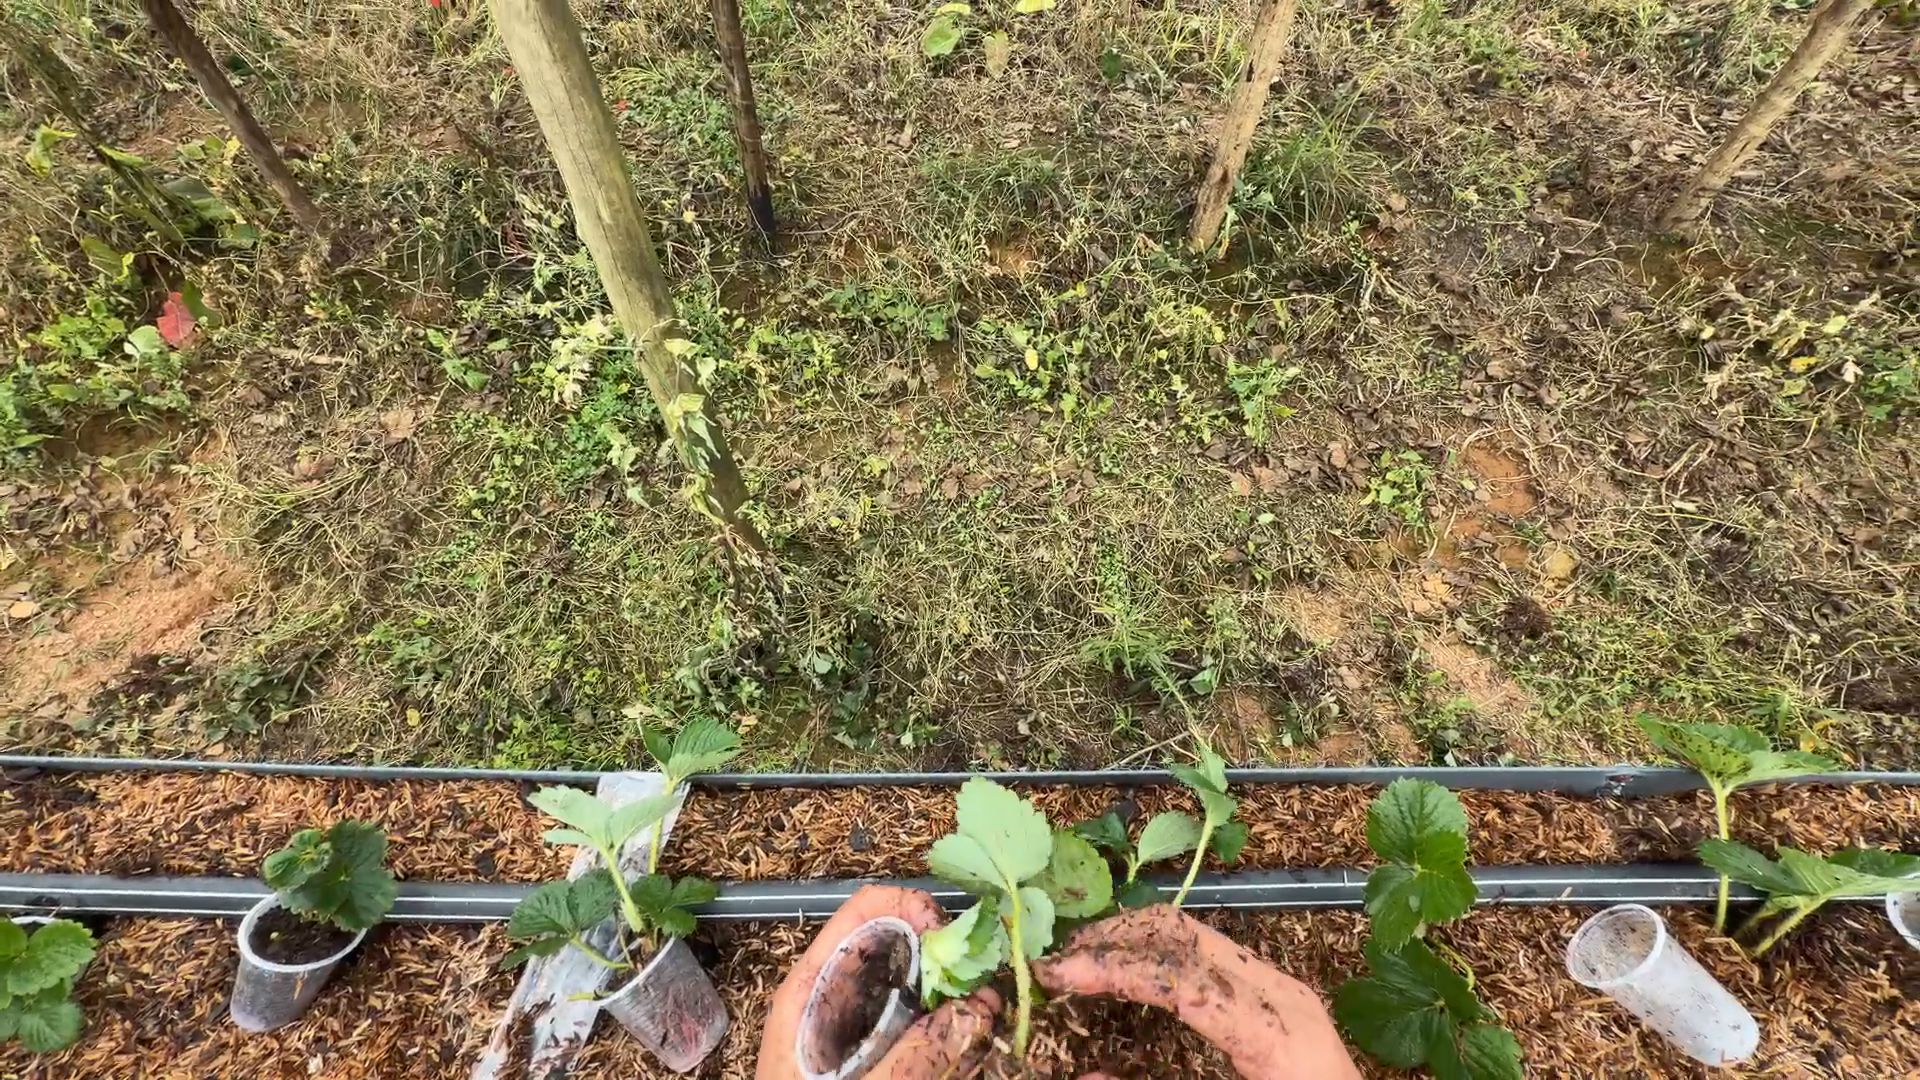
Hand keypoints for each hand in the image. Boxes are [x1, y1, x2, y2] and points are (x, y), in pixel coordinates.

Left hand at [757, 885, 1000, 1079]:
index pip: (866, 910)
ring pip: (919, 988)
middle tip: (986, 990)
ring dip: (957, 1000)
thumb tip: (983, 1008)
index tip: (953, 939)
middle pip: (901, 944)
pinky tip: (972, 1050)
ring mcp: (860, 1027)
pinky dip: (951, 1034)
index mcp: (814, 986)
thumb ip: (918, 1057)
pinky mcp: (880, 1058)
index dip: (913, 908)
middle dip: (948, 959)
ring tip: (988, 1022)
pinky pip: (922, 1030)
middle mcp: (838, 995)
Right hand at [1033, 905, 1361, 1079]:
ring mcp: (1277, 985)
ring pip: (1186, 933)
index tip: (1058, 975)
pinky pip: (1200, 951)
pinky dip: (1152, 951)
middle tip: (1059, 965)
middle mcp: (1279, 992)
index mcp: (1278, 1035)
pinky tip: (1124, 971)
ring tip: (1081, 962)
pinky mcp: (1270, 991)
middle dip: (1111, 943)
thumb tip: (1086, 1076)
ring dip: (1127, 940)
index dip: (1112, 968)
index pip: (1179, 976)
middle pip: (1179, 937)